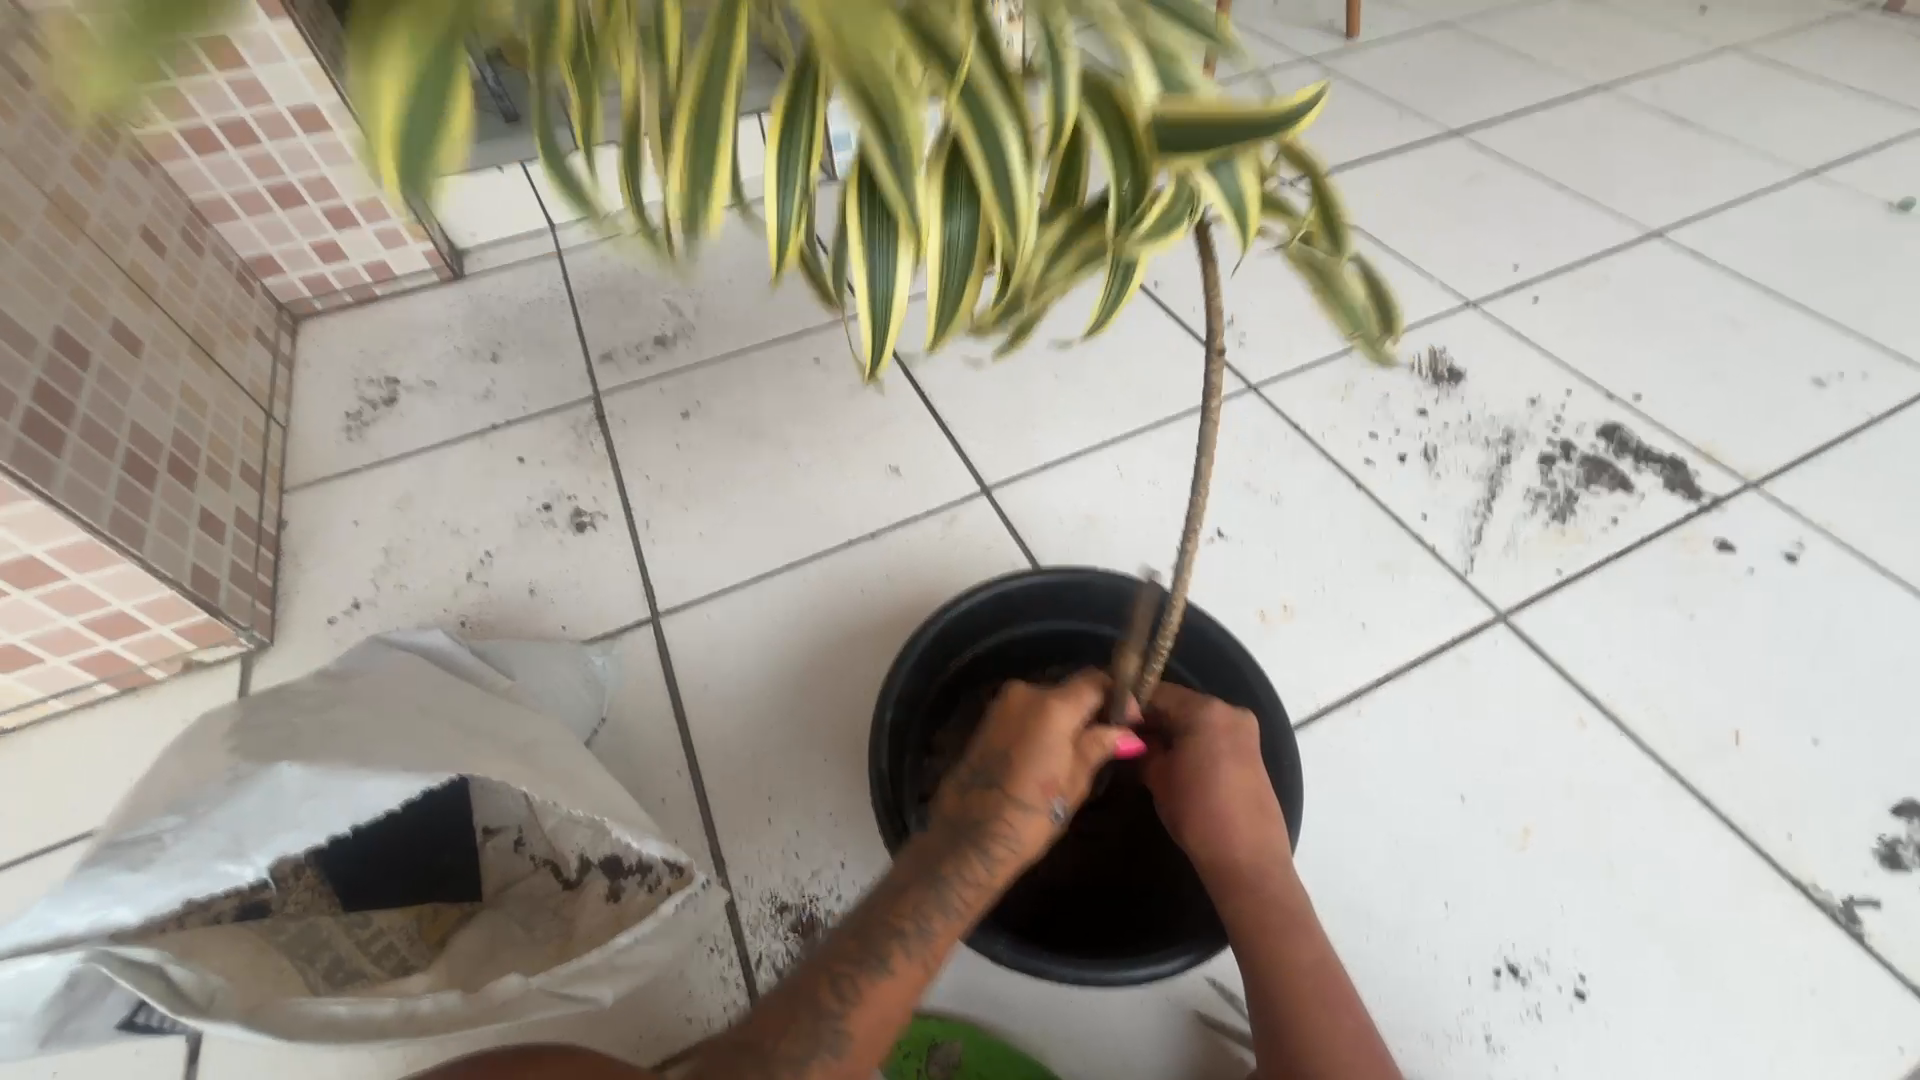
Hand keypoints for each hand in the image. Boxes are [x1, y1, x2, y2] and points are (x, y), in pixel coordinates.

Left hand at [931, 670, 1147, 870]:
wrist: (968, 836)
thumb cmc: (1030, 814)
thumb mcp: (1074, 782)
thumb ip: (1098, 746)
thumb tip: (1128, 733)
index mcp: (1052, 705)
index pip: (1095, 679)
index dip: (1118, 694)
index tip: (1132, 719)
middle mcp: (1026, 692)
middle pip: (1070, 689)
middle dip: (1091, 709)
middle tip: (1111, 738)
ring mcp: (1003, 704)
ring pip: (1047, 701)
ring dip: (1067, 718)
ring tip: (1082, 750)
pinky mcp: (988, 719)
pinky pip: (1027, 713)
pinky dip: (1043, 725)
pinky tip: (1051, 753)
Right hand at [1142, 682, 1289, 881]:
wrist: (1246, 859)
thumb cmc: (1196, 812)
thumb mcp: (1158, 776)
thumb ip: (1143, 747)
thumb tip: (1133, 736)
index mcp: (1206, 710)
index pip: (1158, 693)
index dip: (1131, 705)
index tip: (1111, 720)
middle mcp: (1229, 711)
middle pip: (1180, 704)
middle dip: (1153, 719)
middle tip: (1125, 738)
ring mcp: (1245, 731)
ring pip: (1197, 720)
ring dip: (1172, 731)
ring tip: (1146, 753)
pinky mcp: (1251, 752)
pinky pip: (1213, 735)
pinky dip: (1192, 742)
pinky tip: (1173, 762)